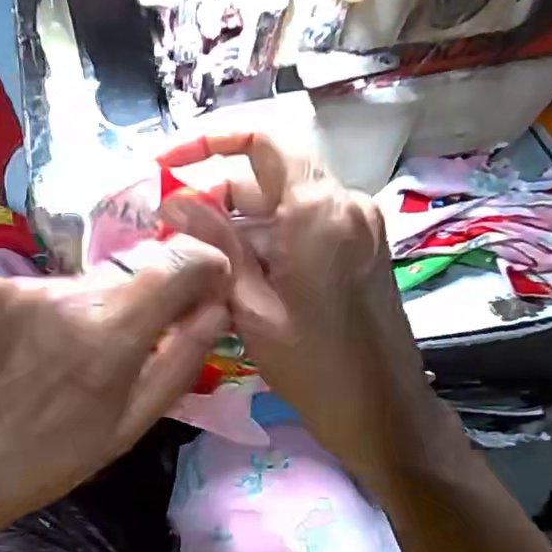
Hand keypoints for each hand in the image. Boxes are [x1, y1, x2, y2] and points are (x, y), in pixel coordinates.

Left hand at [0, 236, 230, 551]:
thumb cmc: (48, 462)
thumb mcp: (128, 427)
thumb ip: (181, 360)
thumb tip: (217, 305)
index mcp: (106, 333)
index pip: (178, 263)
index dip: (201, 267)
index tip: (203, 287)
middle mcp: (60, 294)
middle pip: (126, 274)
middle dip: (138, 304)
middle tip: (117, 351)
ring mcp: (14, 286)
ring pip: (79, 283)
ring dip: (87, 311)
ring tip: (60, 361)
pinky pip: (37, 289)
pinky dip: (44, 313)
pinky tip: (25, 353)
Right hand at [157, 131, 459, 483]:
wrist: (383, 412)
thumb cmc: (313, 365)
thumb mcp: (251, 306)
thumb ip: (213, 244)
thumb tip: (172, 199)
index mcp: (318, 210)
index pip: (264, 140)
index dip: (210, 141)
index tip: (168, 165)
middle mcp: (344, 203)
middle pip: (267, 175)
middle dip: (214, 195)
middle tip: (168, 231)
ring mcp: (355, 225)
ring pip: (281, 203)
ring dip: (235, 222)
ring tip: (192, 260)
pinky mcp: (358, 248)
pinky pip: (301, 226)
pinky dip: (263, 239)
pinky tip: (232, 274)